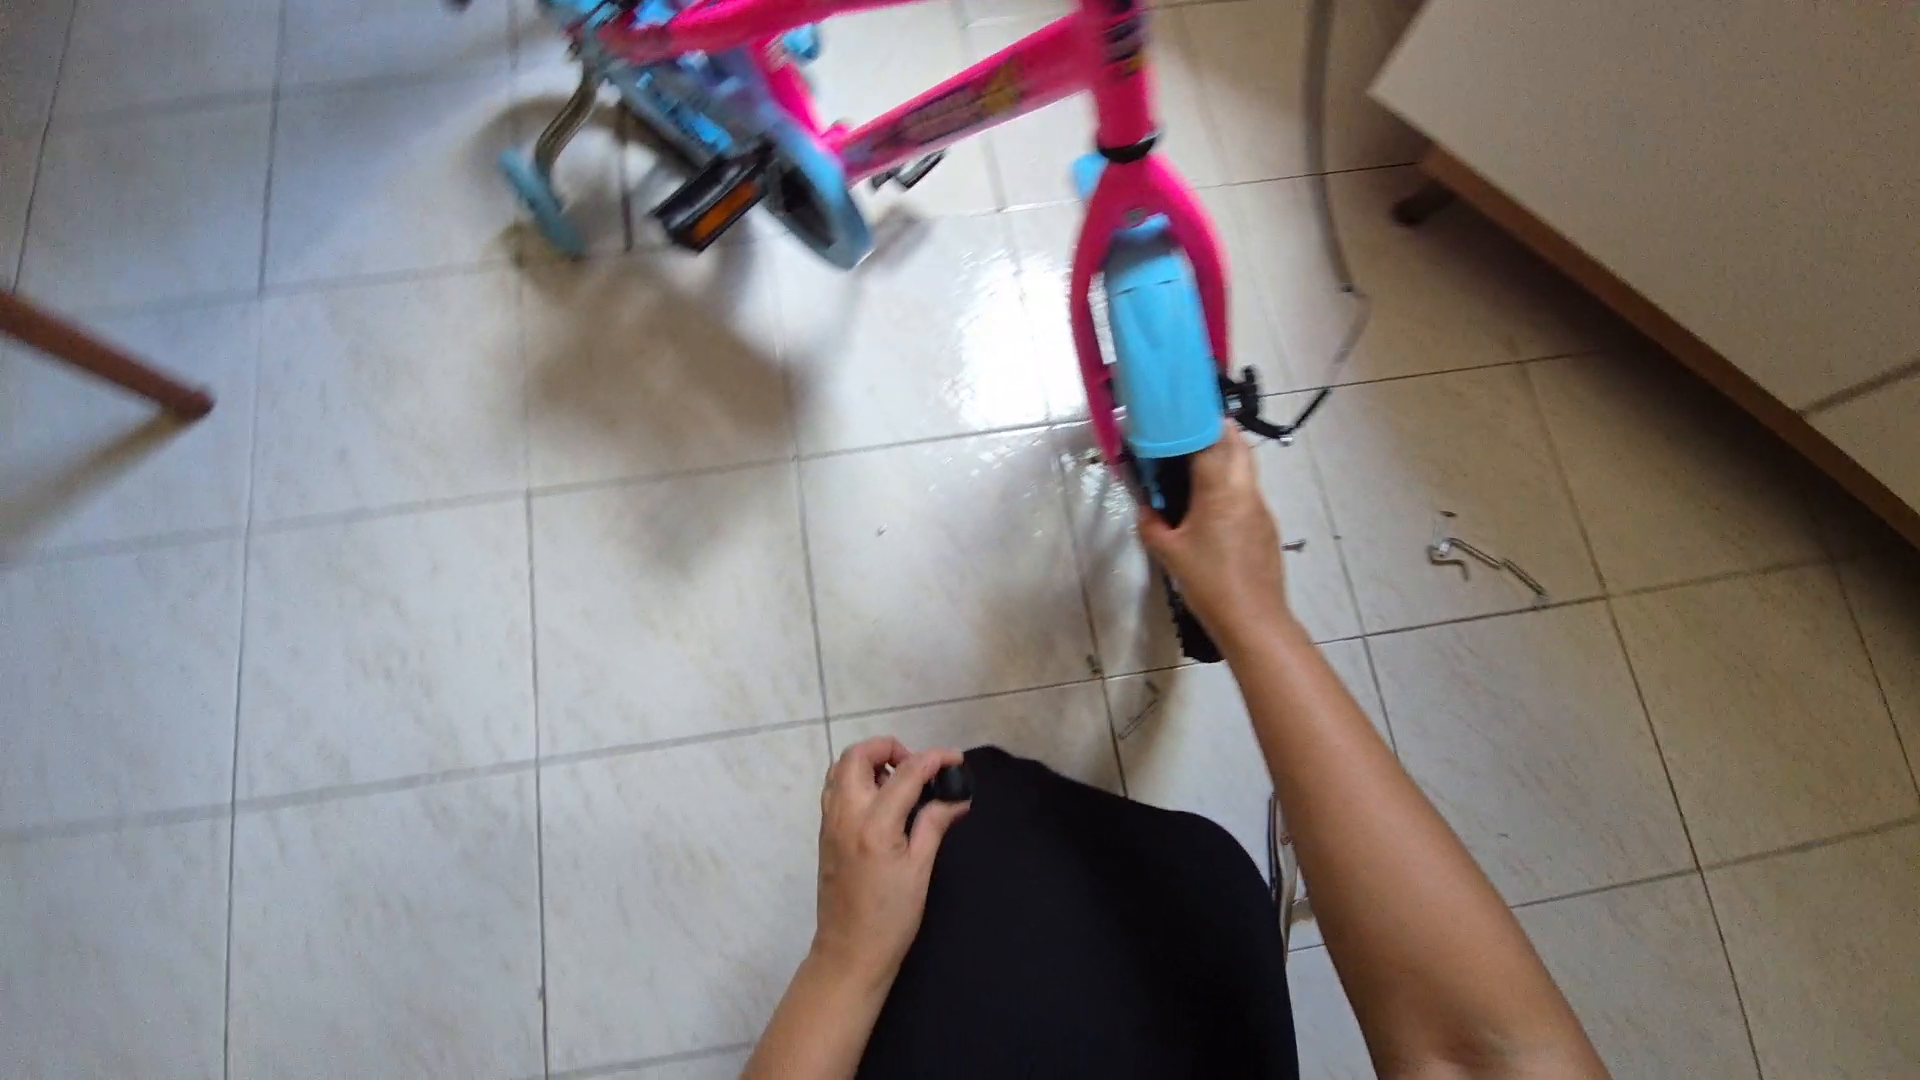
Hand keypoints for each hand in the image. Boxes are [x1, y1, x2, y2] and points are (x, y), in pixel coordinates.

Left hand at [811, 737, 969, 990]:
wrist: (849, 954)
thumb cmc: (891, 917)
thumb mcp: (920, 870)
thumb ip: (934, 823)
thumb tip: (957, 797)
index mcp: (874, 825)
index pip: (906, 773)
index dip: (934, 759)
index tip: (955, 759)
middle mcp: (846, 814)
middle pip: (858, 756)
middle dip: (889, 748)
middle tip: (916, 767)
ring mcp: (829, 822)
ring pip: (841, 767)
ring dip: (870, 761)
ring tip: (899, 782)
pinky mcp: (824, 832)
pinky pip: (836, 787)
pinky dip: (857, 779)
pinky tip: (881, 801)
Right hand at [1137, 427, 1292, 648]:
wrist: (1253, 619)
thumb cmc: (1208, 582)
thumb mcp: (1168, 553)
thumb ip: (1152, 524)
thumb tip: (1147, 507)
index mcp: (1220, 490)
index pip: (1210, 440)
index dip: (1193, 423)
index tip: (1175, 416)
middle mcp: (1246, 490)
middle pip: (1237, 444)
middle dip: (1215, 432)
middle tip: (1186, 433)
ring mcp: (1260, 507)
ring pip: (1246, 466)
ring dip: (1225, 456)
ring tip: (1194, 464)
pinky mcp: (1266, 525)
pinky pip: (1247, 490)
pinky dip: (1231, 481)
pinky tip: (1211, 503)